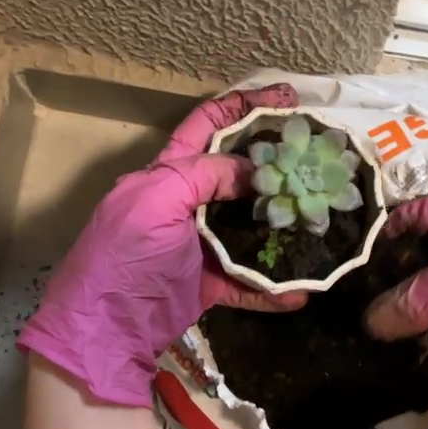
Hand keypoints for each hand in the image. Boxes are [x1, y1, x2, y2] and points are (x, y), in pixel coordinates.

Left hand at [19, 85, 306, 405]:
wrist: (107, 330)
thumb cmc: (126, 257)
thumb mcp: (157, 202)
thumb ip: (203, 175)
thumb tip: (254, 170)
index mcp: (166, 174)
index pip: (206, 124)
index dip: (243, 106)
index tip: (286, 98)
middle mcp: (185, 204)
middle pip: (235, 173)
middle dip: (274, 164)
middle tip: (316, 158)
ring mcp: (197, 246)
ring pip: (247, 227)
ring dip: (281, 225)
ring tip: (320, 216)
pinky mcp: (206, 285)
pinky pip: (247, 283)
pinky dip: (272, 289)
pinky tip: (301, 293)